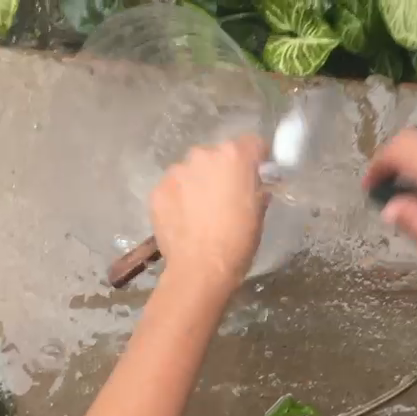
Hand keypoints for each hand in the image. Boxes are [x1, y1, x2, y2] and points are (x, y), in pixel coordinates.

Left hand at [151, 136, 268, 293]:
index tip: (255, 177)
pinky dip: (178, 200)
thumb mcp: (258, 217)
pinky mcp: (158, 190)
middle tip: (224, 201)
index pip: (251, 144)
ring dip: (196, 185)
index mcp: (234, 156)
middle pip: (216, 156)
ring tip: (199, 215)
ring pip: (191, 171)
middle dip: (221, 173)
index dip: (255, 160)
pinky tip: (183, 222)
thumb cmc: (237, 244)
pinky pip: (172, 189)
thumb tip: (256, 187)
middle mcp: (203, 154)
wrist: (200, 271)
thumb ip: (257, 192)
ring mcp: (177, 171)